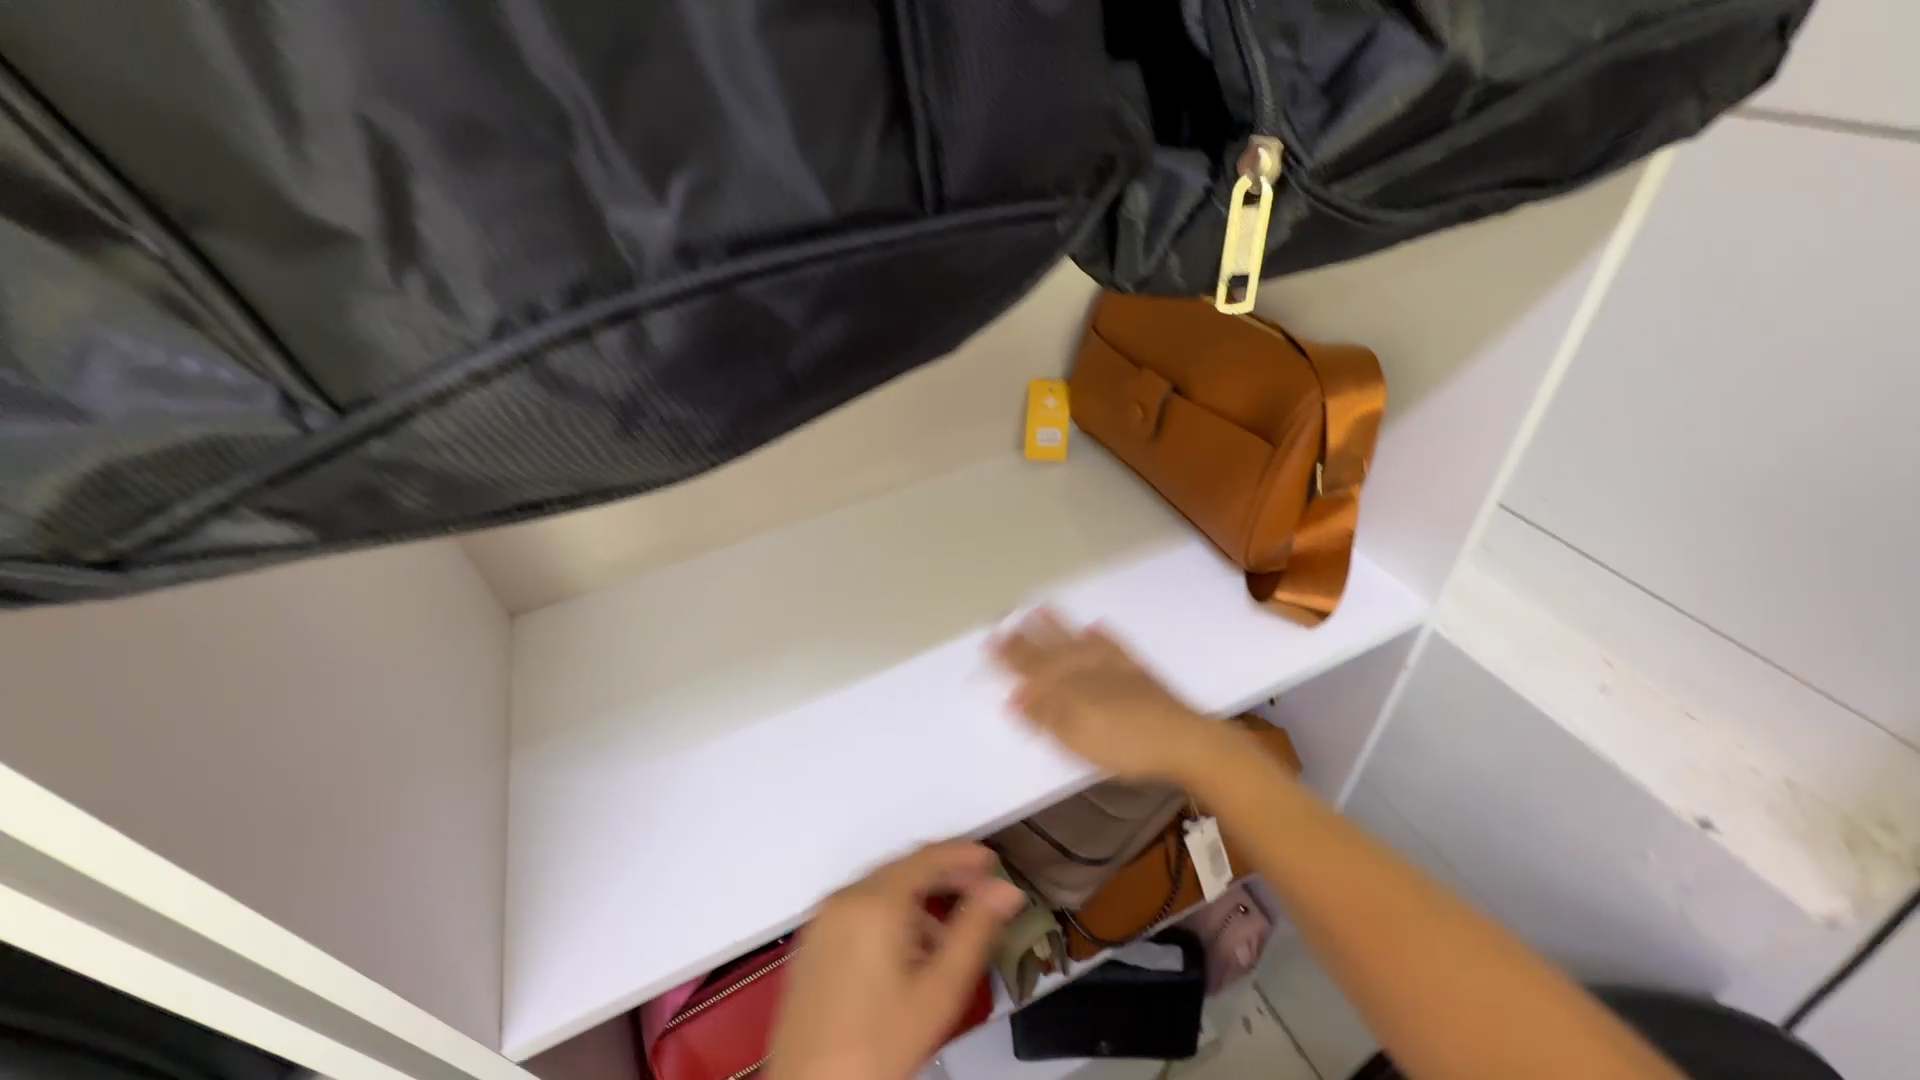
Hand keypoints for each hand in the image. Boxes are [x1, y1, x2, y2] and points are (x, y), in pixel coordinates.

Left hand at [768, 842, 1025, 1079]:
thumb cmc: (875, 1048)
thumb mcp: (940, 991)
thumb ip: (976, 931)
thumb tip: (1004, 892)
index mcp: (874, 903)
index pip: (927, 857)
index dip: (964, 855)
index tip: (990, 861)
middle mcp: (843, 900)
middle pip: (903, 869)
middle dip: (944, 877)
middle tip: (979, 894)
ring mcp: (823, 921)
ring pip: (881, 890)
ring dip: (918, 901)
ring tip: (947, 939)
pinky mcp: (814, 942)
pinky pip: (859, 910)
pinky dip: (890, 916)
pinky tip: (909, 951)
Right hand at [989, 608, 1229, 782]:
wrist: (1182, 740)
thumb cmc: (1123, 745)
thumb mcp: (1075, 737)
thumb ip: (1043, 715)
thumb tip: (1012, 696)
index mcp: (1067, 685)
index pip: (1030, 666)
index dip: (1009, 654)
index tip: (989, 639)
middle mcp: (1086, 668)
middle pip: (1050, 649)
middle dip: (1026, 634)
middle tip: (1007, 614)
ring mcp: (1114, 666)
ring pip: (1077, 640)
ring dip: (1058, 625)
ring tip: (1041, 608)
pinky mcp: (1137, 671)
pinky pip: (1113, 645)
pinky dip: (1102, 634)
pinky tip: (1096, 625)